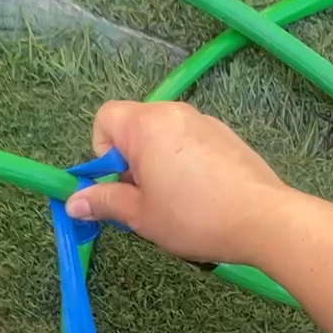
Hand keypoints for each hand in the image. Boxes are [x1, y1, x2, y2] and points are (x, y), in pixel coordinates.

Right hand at [63, 101, 294, 264]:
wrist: (260, 218)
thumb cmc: (192, 217)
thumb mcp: (139, 215)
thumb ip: (104, 202)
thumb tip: (73, 203)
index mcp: (146, 125)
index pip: (104, 118)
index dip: (100, 154)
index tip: (117, 186)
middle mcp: (173, 113)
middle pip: (133, 128)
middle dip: (128, 164)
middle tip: (142, 202)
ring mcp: (203, 121)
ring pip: (161, 139)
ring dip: (154, 167)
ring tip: (171, 205)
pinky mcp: (224, 136)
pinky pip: (187, 145)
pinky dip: (181, 166)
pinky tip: (197, 199)